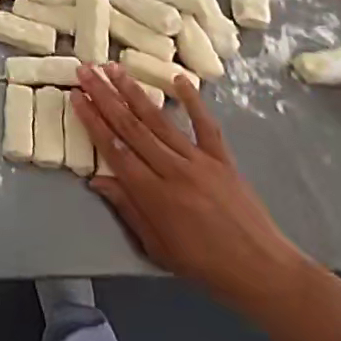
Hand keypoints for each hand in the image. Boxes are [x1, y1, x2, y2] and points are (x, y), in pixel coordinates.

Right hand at [73, 64, 317, 308]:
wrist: (264, 272)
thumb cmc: (204, 266)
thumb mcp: (157, 248)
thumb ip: (127, 209)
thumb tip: (96, 179)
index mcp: (154, 195)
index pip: (115, 149)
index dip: (92, 121)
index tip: (76, 97)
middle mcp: (174, 171)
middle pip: (131, 127)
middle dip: (104, 96)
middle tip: (85, 71)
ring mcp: (200, 162)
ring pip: (159, 120)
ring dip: (133, 91)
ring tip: (113, 68)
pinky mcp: (223, 160)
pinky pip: (205, 125)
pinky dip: (193, 101)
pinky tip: (178, 78)